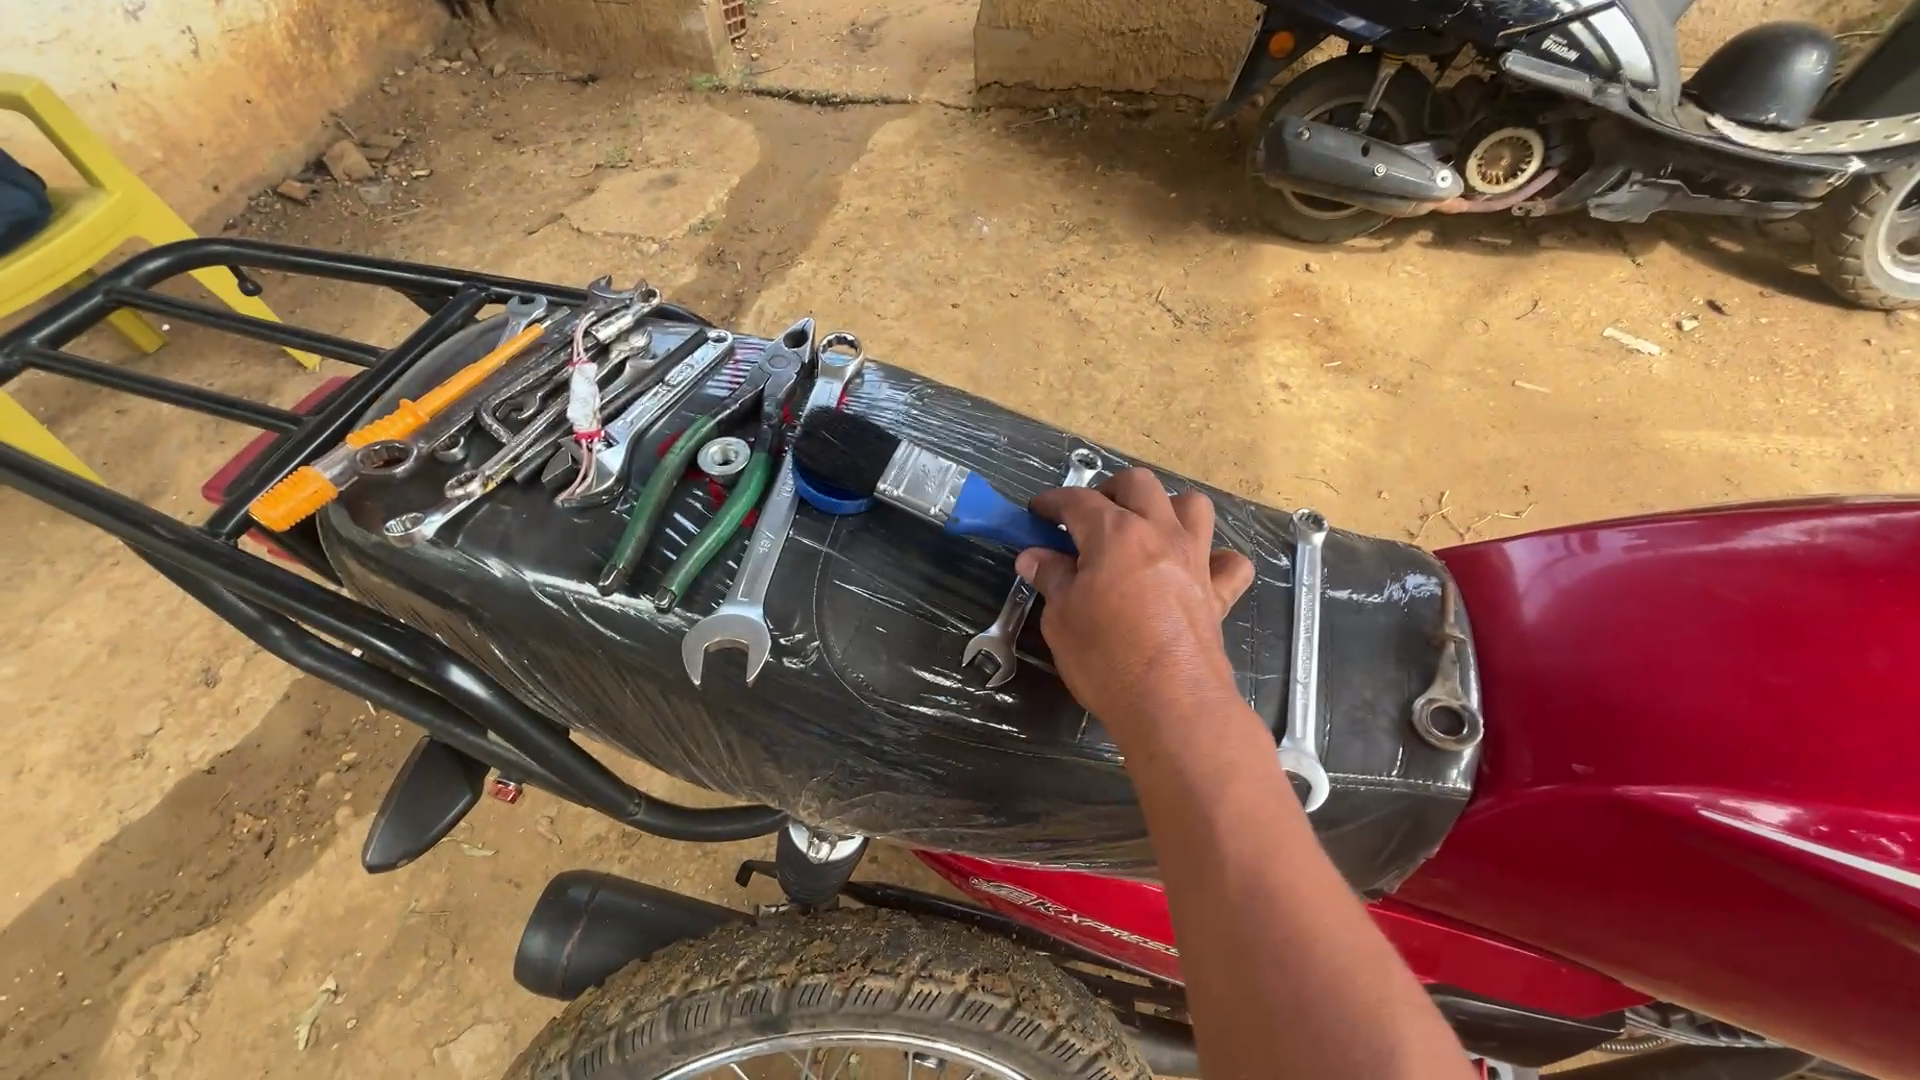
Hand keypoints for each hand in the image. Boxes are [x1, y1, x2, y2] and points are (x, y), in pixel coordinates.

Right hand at [1016, 469, 1255, 744]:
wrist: (1171, 703)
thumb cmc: (1106, 659)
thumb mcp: (1061, 618)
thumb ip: (1051, 579)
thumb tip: (1034, 557)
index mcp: (1114, 533)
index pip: (1078, 500)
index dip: (1053, 501)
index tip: (1038, 511)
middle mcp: (1159, 533)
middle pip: (1138, 484)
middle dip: (1109, 491)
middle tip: (1088, 518)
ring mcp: (1195, 560)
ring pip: (1192, 505)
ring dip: (1166, 508)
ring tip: (1144, 531)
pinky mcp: (1220, 593)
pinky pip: (1229, 561)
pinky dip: (1214, 558)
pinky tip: (1196, 571)